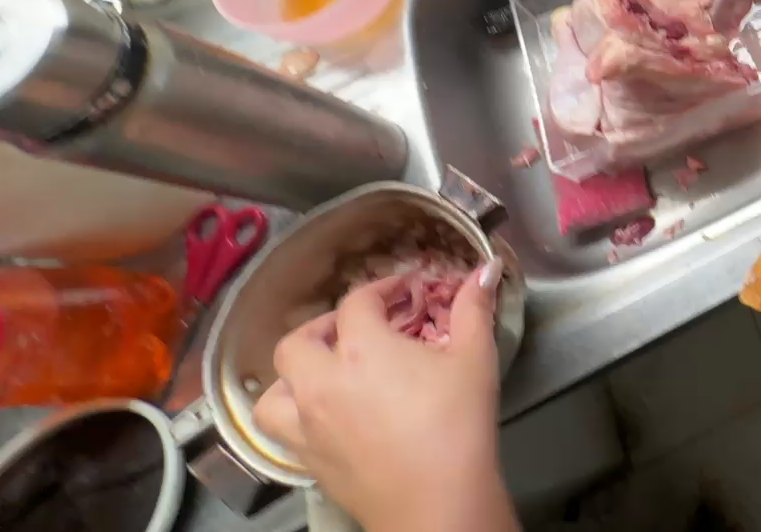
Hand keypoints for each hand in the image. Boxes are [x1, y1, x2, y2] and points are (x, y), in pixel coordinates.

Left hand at [254, 262, 518, 531]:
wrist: (434, 494)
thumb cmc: (456, 417)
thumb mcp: (474, 353)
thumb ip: (474, 306)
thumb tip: (487, 267)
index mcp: (363, 349)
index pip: (357, 302)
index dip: (383, 288)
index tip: (407, 289)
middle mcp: (322, 383)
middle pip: (297, 341)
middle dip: (327, 324)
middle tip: (362, 325)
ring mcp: (306, 426)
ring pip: (273, 389)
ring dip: (296, 372)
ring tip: (330, 369)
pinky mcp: (304, 459)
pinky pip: (279, 428)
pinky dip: (294, 410)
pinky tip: (327, 411)